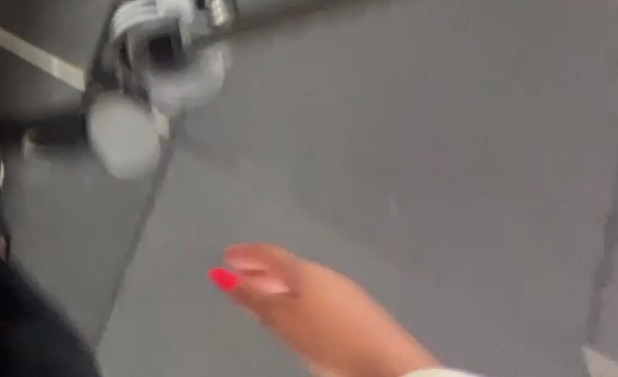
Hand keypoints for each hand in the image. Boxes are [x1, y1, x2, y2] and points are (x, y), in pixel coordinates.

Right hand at [212, 243, 440, 376]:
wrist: (398, 372)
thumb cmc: (329, 338)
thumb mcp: (282, 320)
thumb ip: (250, 297)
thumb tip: (219, 274)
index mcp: (304, 270)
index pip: (267, 253)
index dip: (245, 254)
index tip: (225, 258)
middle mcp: (327, 276)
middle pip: (288, 269)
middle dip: (262, 274)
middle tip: (241, 282)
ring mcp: (351, 296)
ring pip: (307, 286)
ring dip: (283, 290)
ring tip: (268, 304)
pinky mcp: (367, 317)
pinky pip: (323, 300)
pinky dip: (303, 303)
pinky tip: (302, 320)